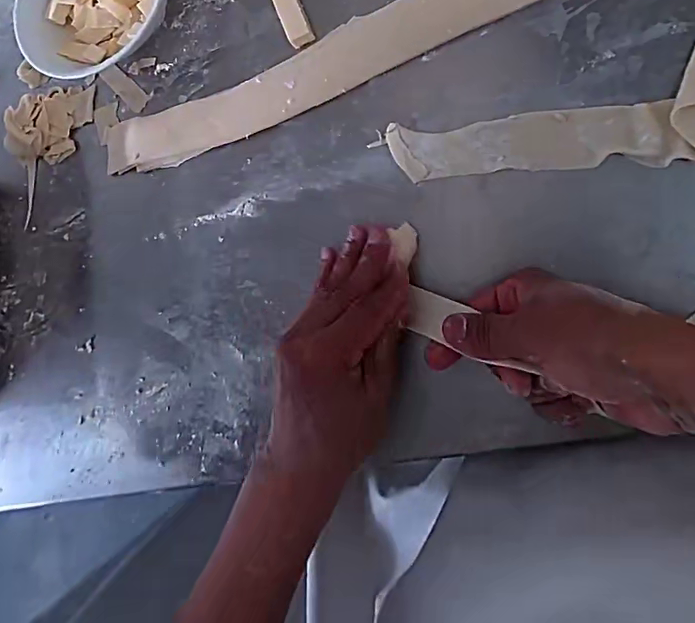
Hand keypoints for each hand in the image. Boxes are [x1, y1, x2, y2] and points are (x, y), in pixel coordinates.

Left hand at [262, 225, 408, 483]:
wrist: (296, 463)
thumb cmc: (343, 440)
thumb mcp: (376, 397)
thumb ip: (384, 346)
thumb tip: (397, 304)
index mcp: (325, 355)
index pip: (365, 311)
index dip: (388, 287)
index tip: (404, 260)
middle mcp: (303, 337)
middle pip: (344, 292)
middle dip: (367, 261)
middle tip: (384, 233)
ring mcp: (292, 335)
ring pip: (327, 290)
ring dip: (346, 259)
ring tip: (360, 231)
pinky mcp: (290, 336)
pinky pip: (312, 300)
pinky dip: (324, 276)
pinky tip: (331, 255)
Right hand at [425, 269, 694, 435]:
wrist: (656, 376)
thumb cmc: (593, 342)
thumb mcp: (527, 335)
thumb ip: (484, 333)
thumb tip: (450, 324)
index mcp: (529, 291)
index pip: (479, 308)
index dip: (458, 332)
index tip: (438, 357)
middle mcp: (545, 315)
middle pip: (501, 347)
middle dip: (508, 369)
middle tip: (523, 375)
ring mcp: (566, 348)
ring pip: (525, 376)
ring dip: (537, 389)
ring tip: (561, 385)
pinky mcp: (584, 378)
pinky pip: (552, 396)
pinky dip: (561, 402)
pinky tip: (580, 399)